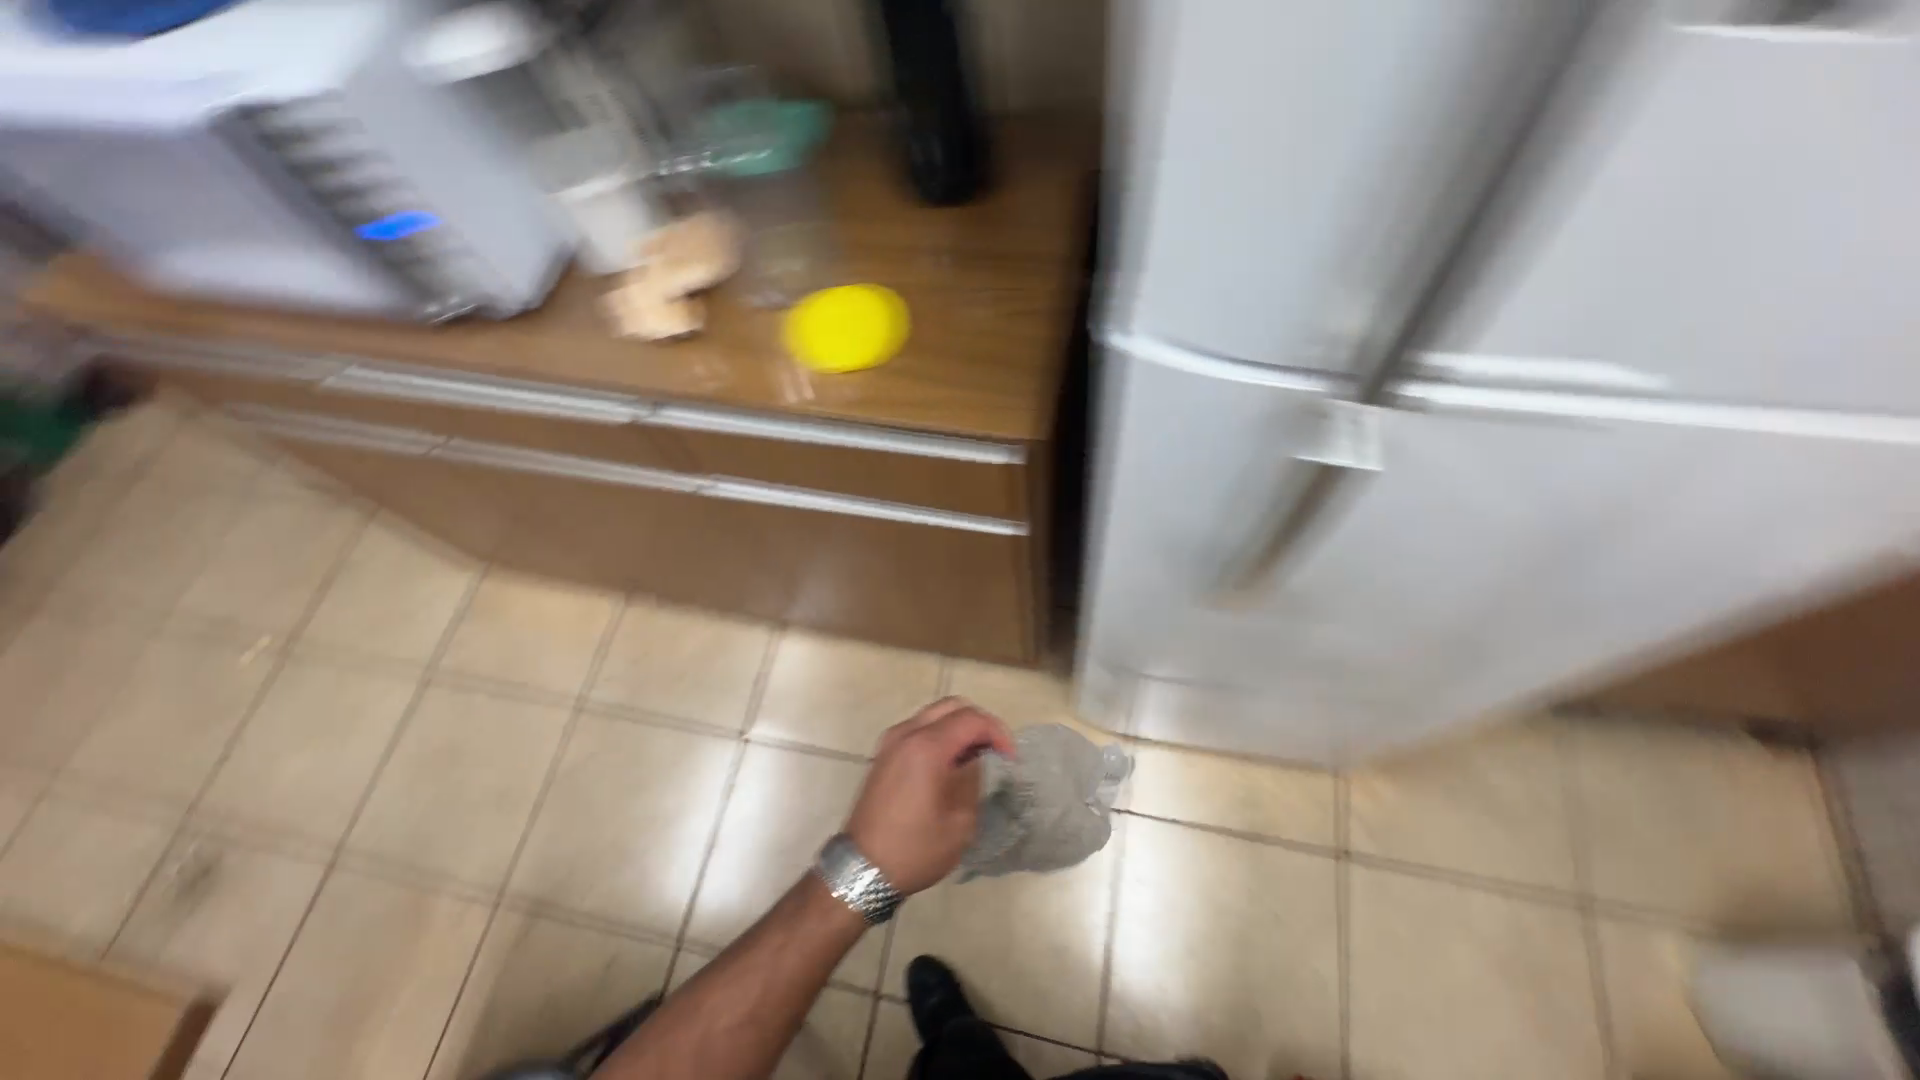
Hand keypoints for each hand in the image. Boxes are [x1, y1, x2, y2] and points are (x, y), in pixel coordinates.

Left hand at [843, 697, 1016, 894]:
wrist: (862, 869)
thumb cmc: (915, 849)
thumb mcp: (960, 822)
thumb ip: (972, 779)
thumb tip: (974, 760)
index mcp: (926, 747)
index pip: (972, 719)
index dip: (998, 733)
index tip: (1011, 759)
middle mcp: (906, 734)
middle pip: (952, 706)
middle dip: (979, 723)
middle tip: (995, 751)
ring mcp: (890, 742)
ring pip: (933, 714)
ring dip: (958, 727)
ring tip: (975, 757)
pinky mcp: (883, 755)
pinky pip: (918, 729)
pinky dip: (939, 735)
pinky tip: (949, 764)